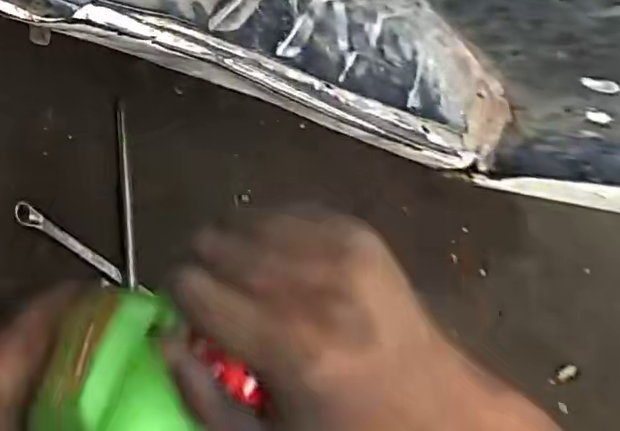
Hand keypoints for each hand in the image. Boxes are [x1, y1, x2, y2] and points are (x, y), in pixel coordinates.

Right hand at [169, 209, 557, 430]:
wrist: (454, 422)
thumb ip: (204, 398)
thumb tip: (165, 339)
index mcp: (292, 346)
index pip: (188, 282)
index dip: (187, 302)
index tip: (200, 320)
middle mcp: (314, 290)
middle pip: (207, 240)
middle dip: (209, 271)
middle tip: (231, 303)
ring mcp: (339, 253)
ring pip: (236, 219)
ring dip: (237, 250)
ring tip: (261, 286)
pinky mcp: (355, 232)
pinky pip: (278, 210)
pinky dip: (272, 234)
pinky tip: (288, 267)